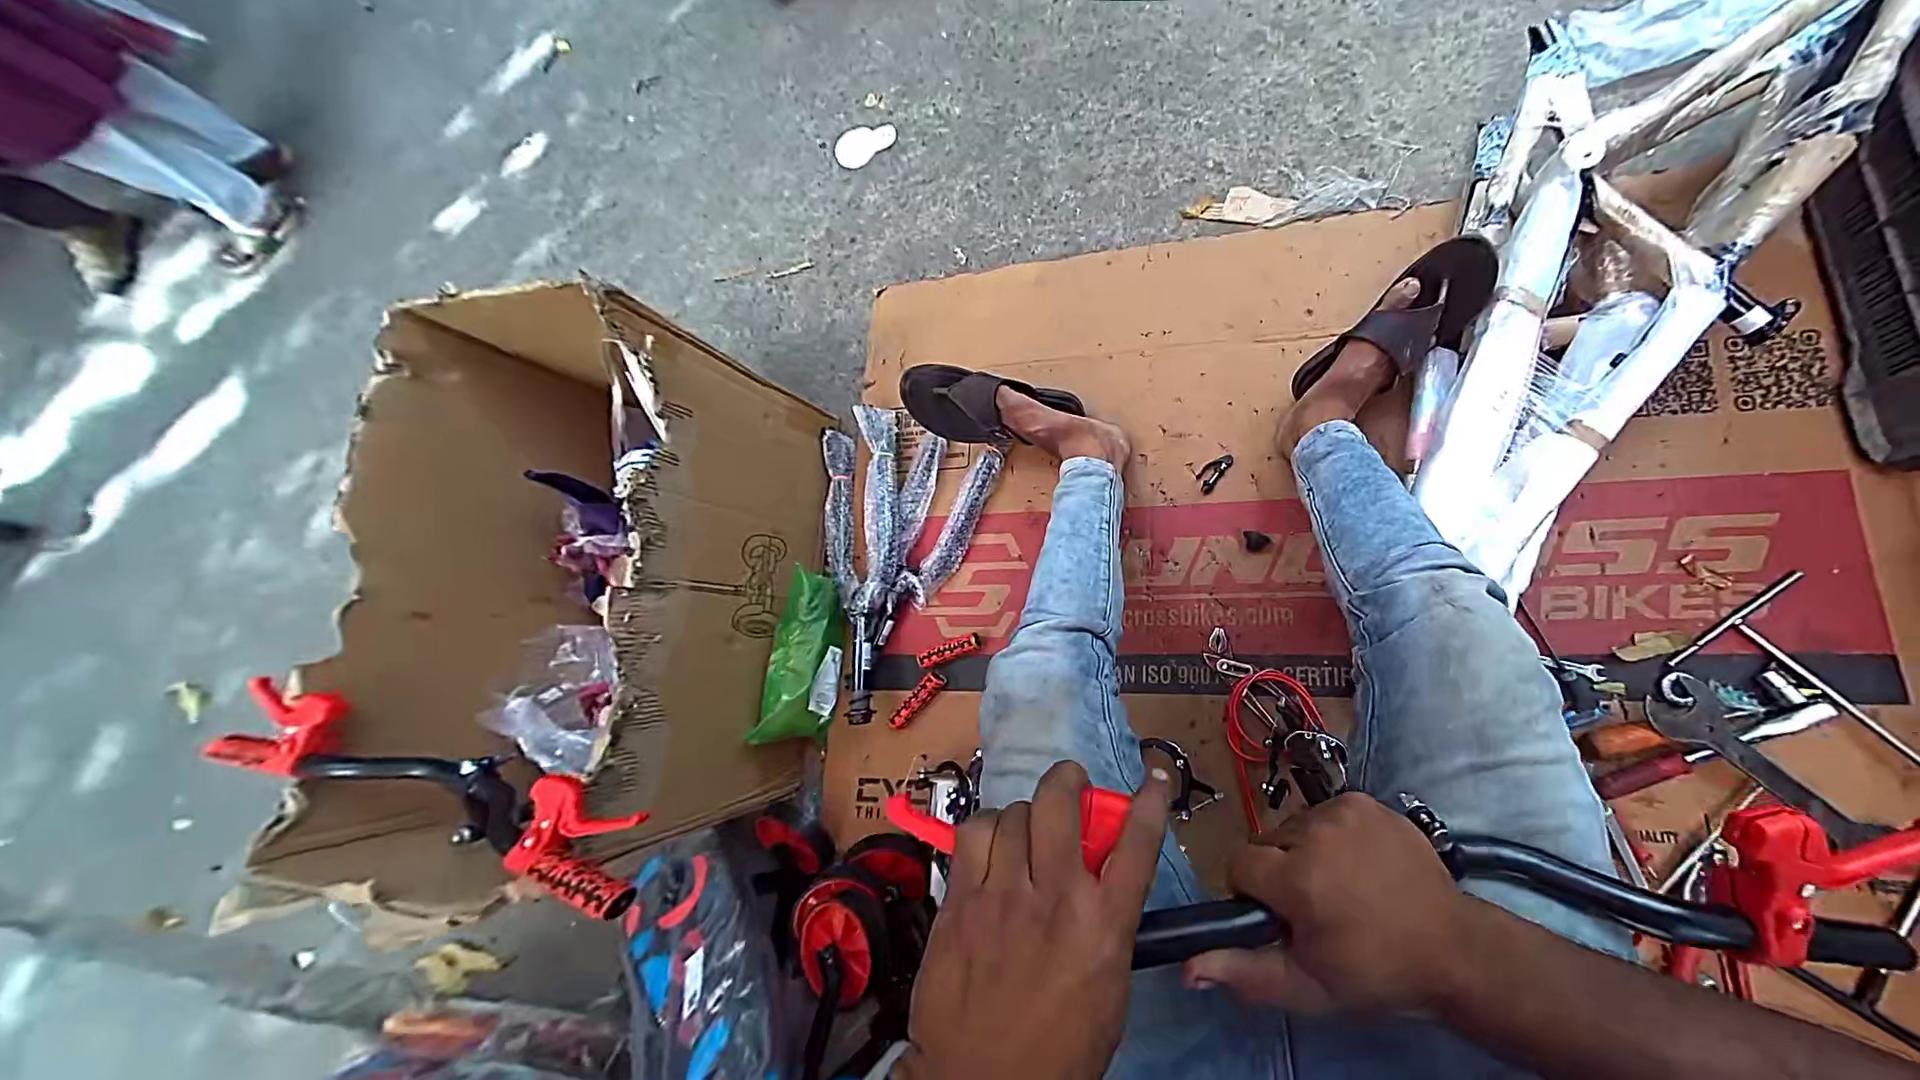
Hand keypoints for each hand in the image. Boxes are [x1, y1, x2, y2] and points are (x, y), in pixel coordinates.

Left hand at [899, 761, 1170, 1079]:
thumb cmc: (1057, 1049)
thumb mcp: (1107, 989)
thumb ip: (1108, 925)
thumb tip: (1103, 879)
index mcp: (1103, 927)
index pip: (1136, 847)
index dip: (1149, 804)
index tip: (1152, 778)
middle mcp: (1055, 898)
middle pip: (1060, 805)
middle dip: (1067, 780)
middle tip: (1070, 783)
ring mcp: (1003, 894)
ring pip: (1013, 814)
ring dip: (1024, 814)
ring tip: (1024, 828)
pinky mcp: (961, 899)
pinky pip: (973, 834)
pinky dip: (986, 828)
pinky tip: (990, 843)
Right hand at [1183, 792, 1467, 1013]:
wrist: (1457, 951)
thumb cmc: (1377, 972)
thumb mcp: (1310, 988)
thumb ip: (1245, 972)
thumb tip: (1188, 967)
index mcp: (1297, 879)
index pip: (1237, 864)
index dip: (1252, 890)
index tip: (1279, 912)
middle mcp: (1314, 835)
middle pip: (1265, 844)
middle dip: (1278, 870)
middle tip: (1314, 903)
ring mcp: (1342, 813)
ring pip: (1292, 827)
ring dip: (1303, 851)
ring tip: (1340, 883)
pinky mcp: (1363, 801)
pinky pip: (1322, 813)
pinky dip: (1331, 835)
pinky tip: (1358, 861)